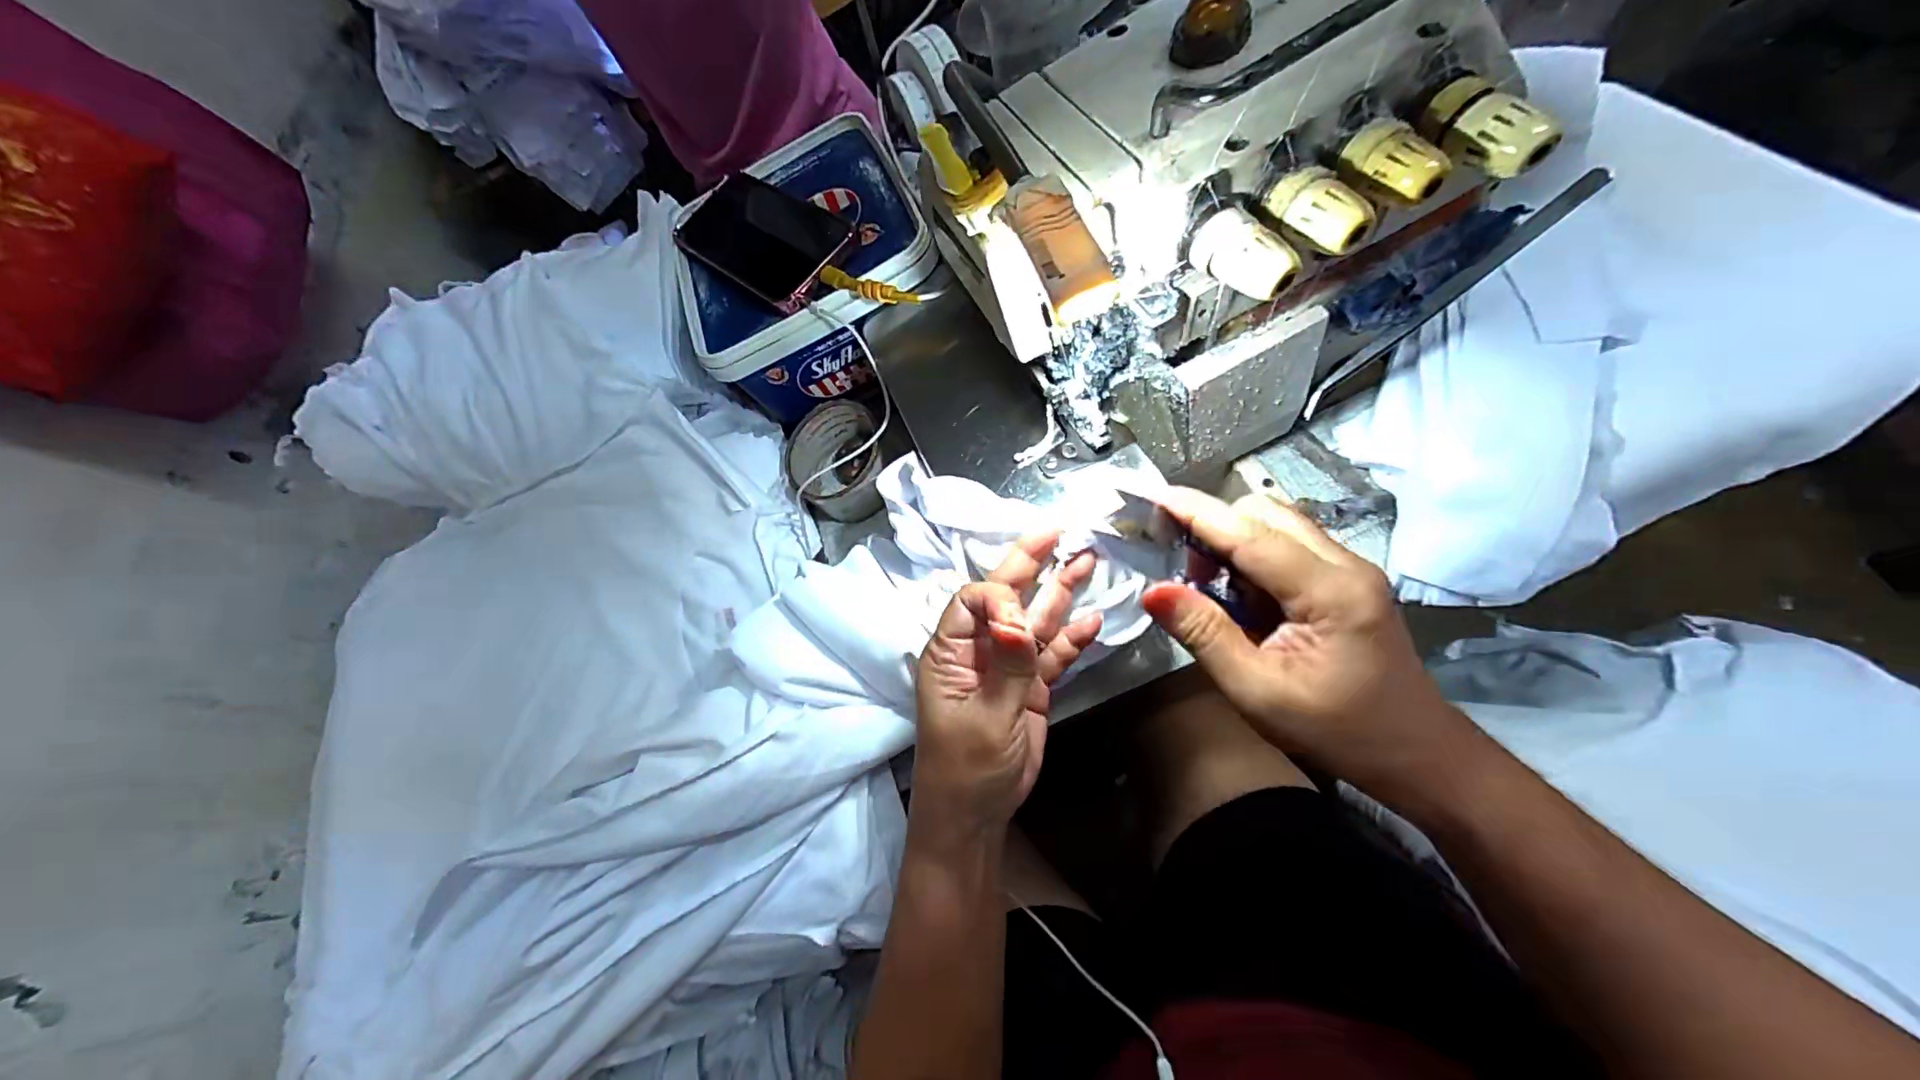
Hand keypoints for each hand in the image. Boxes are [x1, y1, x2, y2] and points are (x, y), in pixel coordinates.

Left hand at [914, 531, 1103, 831]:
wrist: (975, 819)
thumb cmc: (965, 770)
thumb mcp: (985, 718)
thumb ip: (1009, 667)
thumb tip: (1017, 619)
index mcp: (950, 653)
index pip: (973, 602)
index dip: (999, 597)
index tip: (1020, 618)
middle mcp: (977, 652)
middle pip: (1003, 599)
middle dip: (1029, 566)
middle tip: (1058, 533)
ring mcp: (1007, 669)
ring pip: (1034, 623)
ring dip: (1058, 595)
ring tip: (1085, 561)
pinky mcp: (1030, 689)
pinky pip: (1052, 656)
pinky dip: (1071, 640)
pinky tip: (1093, 621)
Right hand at [1141, 490, 1473, 788]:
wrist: (1413, 755)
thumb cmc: (1335, 732)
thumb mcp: (1256, 690)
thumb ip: (1204, 634)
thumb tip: (1153, 591)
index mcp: (1331, 591)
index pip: (1252, 535)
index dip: (1199, 513)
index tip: (1154, 497)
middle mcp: (1346, 565)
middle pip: (1267, 515)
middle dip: (1215, 529)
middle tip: (1183, 574)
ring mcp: (1351, 570)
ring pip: (1278, 527)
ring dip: (1233, 543)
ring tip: (1208, 589)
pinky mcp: (1347, 581)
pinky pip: (1289, 548)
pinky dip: (1253, 560)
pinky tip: (1242, 599)